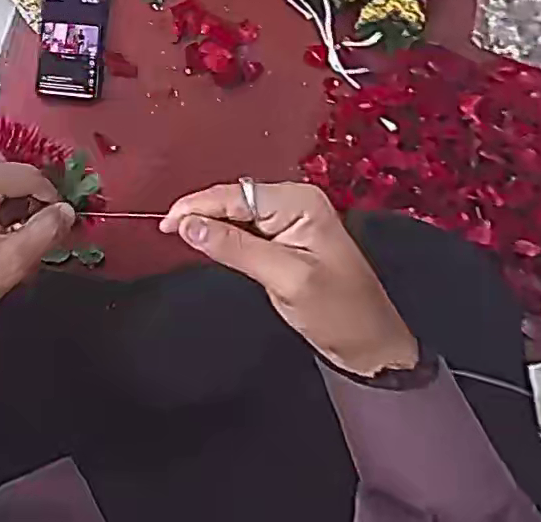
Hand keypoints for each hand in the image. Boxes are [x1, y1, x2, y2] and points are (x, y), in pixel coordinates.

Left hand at [0, 144, 74, 347]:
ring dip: (5, 183)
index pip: (26, 175)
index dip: (50, 195)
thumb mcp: (13, 261)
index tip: (60, 216)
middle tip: (38, 218)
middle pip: (7, 162)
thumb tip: (65, 211)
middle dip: (27, 188)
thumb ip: (46, 230)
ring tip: (14, 215)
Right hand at [162, 181, 418, 376]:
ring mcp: (290, 216)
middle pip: (234, 198)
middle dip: (200, 211)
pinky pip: (245, 225)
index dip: (197, 206)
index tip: (166, 223)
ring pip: (236, 210)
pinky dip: (223, 233)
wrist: (375, 346)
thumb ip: (235, 248)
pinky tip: (206, 240)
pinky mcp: (285, 234)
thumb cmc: (339, 312)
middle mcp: (293, 199)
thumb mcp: (286, 279)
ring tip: (179, 233)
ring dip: (209, 221)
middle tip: (167, 230)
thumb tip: (187, 225)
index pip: (236, 195)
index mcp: (299, 201)